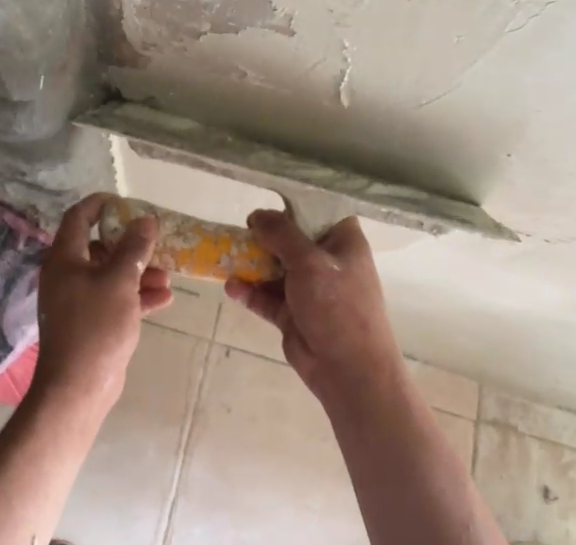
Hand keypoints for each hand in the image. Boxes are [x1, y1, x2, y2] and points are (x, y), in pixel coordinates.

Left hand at [33, 193, 174, 406]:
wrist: (78, 388)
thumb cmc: (96, 326)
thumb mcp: (120, 281)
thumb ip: (134, 248)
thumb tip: (145, 219)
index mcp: (65, 259)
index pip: (78, 218)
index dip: (100, 205)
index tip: (125, 202)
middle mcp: (67, 275)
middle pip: (100, 247)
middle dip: (131, 246)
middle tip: (156, 243)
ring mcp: (78, 300)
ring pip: (111, 275)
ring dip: (139, 273)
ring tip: (168, 279)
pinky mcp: (90, 322)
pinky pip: (115, 299)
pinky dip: (136, 296)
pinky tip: (164, 299)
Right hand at [225, 212, 405, 403]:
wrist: (349, 370)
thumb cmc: (337, 305)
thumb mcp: (309, 262)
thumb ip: (281, 234)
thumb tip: (257, 215)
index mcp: (342, 241)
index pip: (318, 212)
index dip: (292, 206)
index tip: (266, 204)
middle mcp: (326, 261)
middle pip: (290, 239)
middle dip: (264, 236)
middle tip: (240, 231)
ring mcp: (309, 289)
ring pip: (275, 268)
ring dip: (252, 264)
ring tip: (226, 256)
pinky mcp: (293, 314)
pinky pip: (266, 297)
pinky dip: (250, 291)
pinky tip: (231, 287)